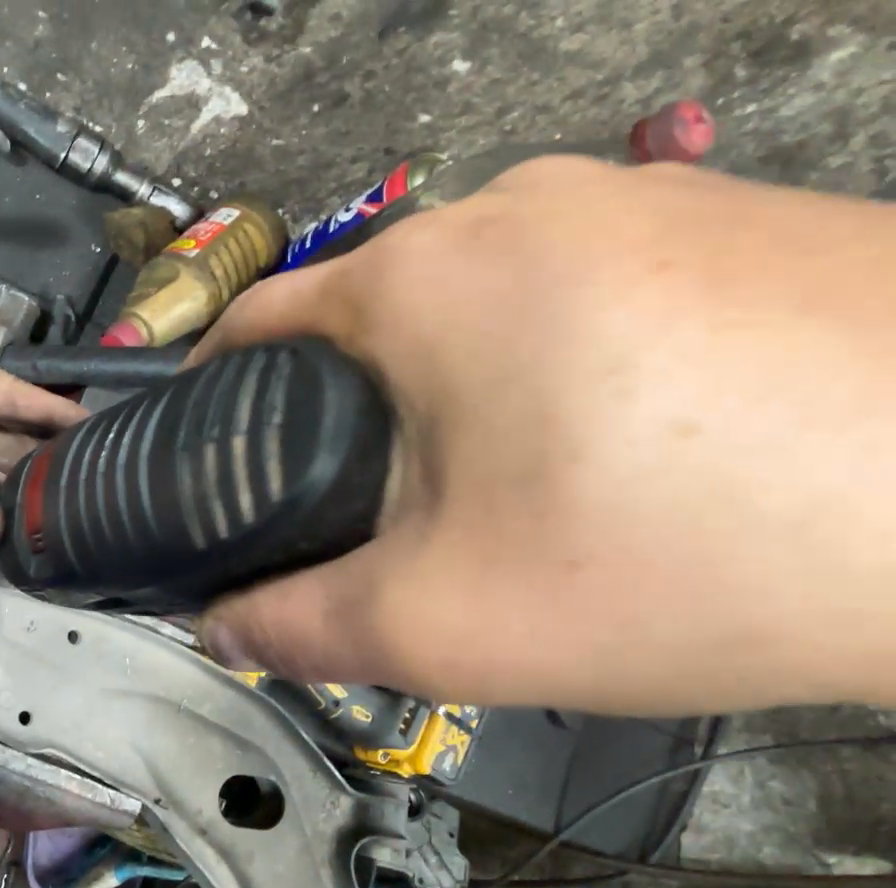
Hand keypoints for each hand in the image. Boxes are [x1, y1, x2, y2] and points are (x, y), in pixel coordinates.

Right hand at [192, 157, 895, 714]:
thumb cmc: (687, 549)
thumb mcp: (444, 622)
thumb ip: (295, 627)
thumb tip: (217, 628)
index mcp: (417, 274)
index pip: (253, 320)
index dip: (213, 398)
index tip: (216, 466)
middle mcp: (512, 204)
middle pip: (364, 322)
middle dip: (346, 415)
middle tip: (374, 517)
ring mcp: (636, 196)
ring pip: (473, 310)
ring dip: (450, 393)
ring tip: (502, 493)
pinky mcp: (737, 217)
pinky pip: (579, 295)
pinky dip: (552, 366)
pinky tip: (617, 446)